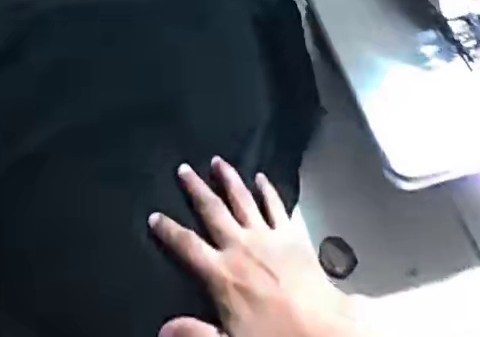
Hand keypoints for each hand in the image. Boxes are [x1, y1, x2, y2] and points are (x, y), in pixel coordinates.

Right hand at [148, 157, 356, 336]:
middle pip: (212, 210)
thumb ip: (196, 334)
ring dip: (228, 179)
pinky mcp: (290, 234)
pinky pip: (275, 206)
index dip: (168, 230)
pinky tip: (260, 178)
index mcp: (222, 274)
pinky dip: (266, 190)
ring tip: (217, 161)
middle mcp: (239, 246)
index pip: (187, 246)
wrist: (325, 332)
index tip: (154, 215)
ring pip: (241, 199)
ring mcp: (266, 236)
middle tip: (184, 168)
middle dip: (196, 188)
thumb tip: (163, 328)